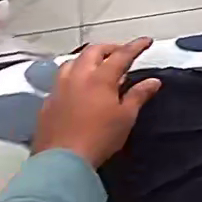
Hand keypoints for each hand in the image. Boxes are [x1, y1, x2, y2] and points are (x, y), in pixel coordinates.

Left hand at [31, 38, 162, 169]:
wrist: (62, 160)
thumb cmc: (100, 138)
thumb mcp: (126, 117)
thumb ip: (138, 95)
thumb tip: (153, 81)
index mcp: (100, 78)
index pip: (121, 55)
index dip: (136, 46)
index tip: (146, 41)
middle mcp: (78, 76)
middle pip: (93, 51)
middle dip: (110, 48)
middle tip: (122, 53)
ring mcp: (59, 87)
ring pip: (73, 61)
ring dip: (88, 58)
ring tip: (98, 66)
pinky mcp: (48, 101)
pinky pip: (62, 79)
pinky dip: (75, 75)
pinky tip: (79, 87)